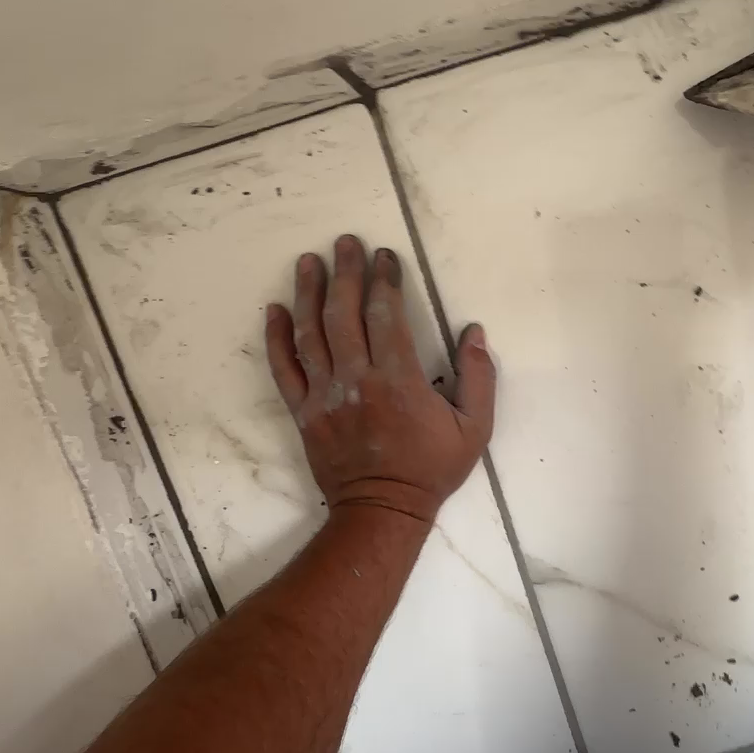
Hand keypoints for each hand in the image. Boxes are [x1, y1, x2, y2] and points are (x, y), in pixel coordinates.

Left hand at [264, 235, 495, 525]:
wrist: (383, 510)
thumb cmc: (432, 468)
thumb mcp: (476, 428)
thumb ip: (479, 377)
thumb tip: (474, 332)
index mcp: (399, 380)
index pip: (386, 315)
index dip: (384, 280)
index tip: (384, 256)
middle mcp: (357, 379)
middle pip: (344, 313)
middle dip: (345, 273)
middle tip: (345, 242)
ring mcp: (324, 395)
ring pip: (310, 333)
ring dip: (308, 293)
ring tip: (309, 261)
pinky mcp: (303, 411)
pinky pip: (284, 368)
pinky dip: (276, 337)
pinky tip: (274, 309)